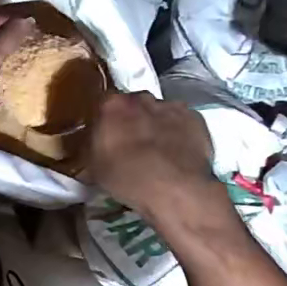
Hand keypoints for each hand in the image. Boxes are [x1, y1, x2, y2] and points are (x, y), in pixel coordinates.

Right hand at [87, 92, 224, 221]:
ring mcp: (171, 106)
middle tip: (132, 145)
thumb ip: (91, 148)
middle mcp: (141, 98)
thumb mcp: (93, 167)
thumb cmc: (126, 177)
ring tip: (158, 152)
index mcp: (111, 105)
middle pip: (134, 105)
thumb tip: (92, 146)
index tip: (107, 137)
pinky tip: (178, 154)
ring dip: (156, 126)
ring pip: (160, 112)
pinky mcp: (196, 118)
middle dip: (132, 121)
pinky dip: (179, 133)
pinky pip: (182, 123)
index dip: (105, 122)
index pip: (103, 105)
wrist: (174, 188)